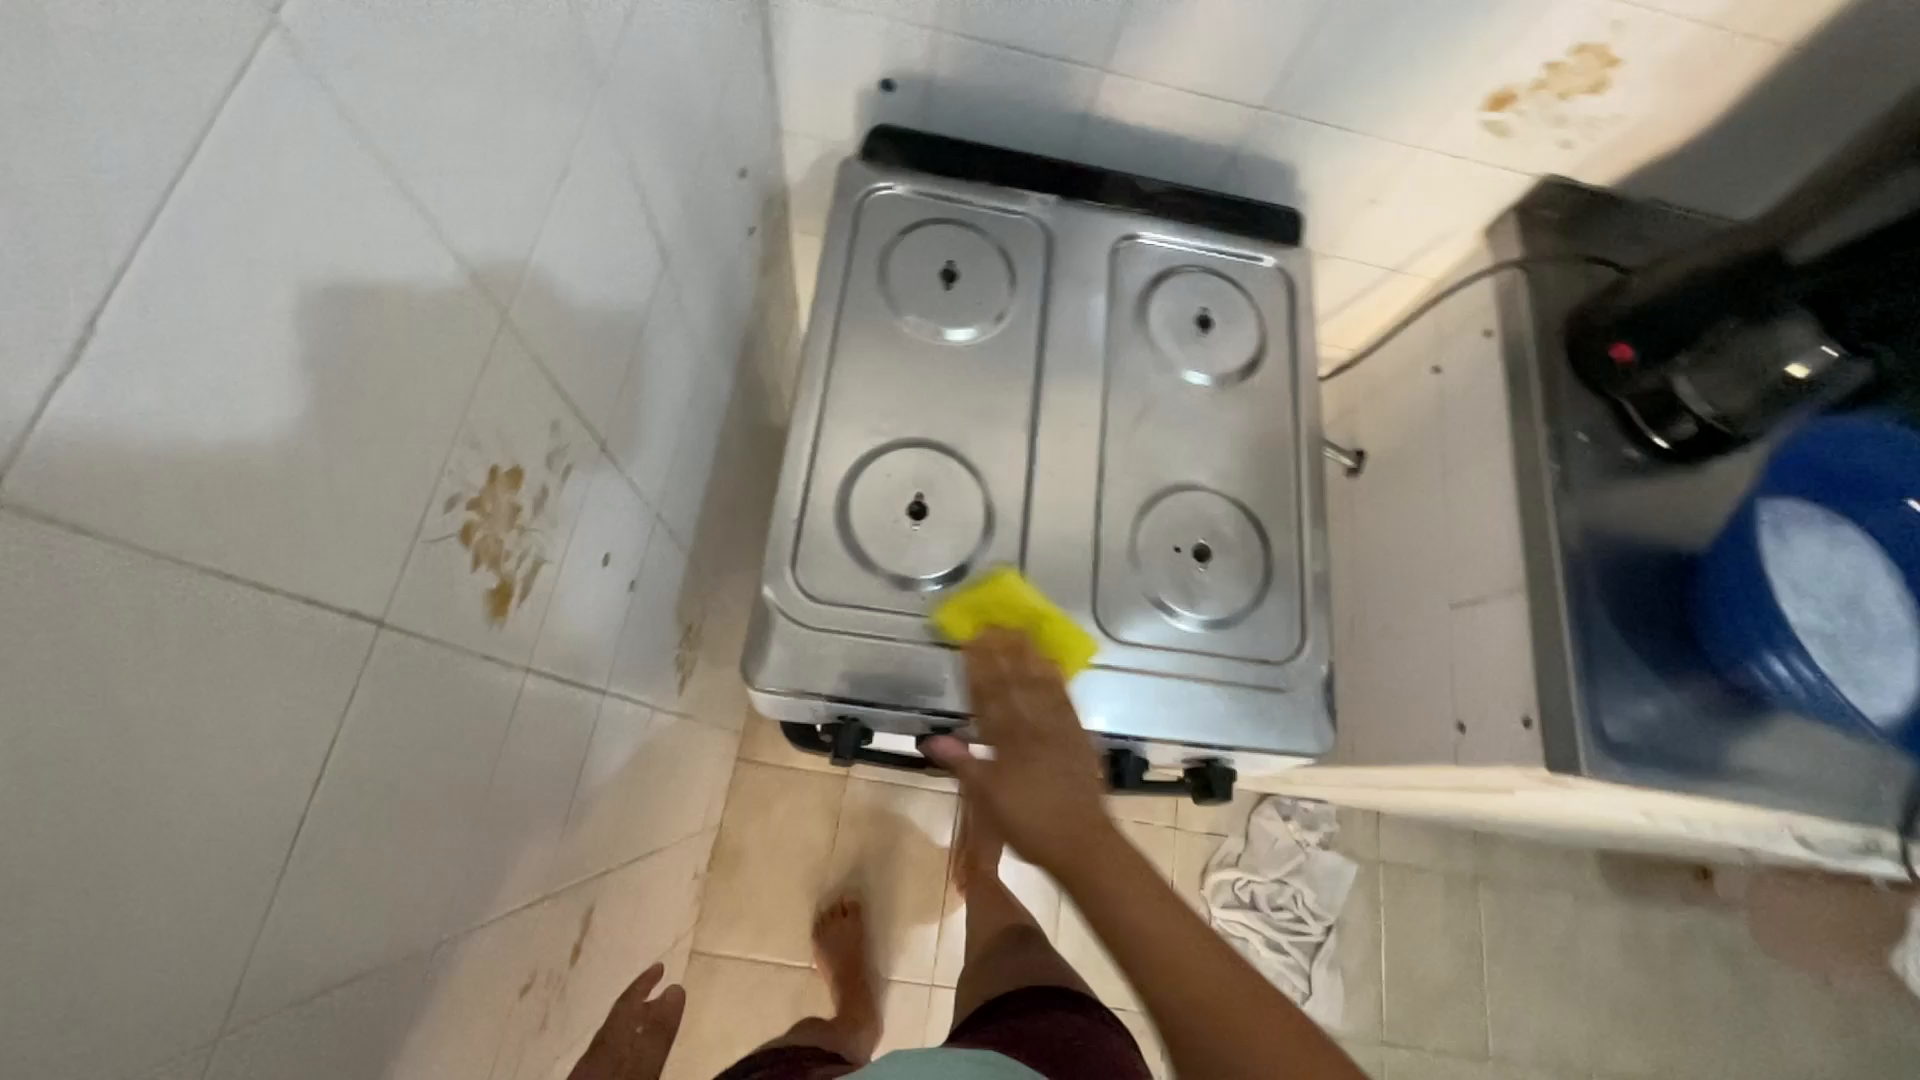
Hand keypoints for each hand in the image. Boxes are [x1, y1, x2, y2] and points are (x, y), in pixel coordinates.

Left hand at [566, 963, 684, 1079]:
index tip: (665, 970)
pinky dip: (617, 1050)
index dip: (646, 989)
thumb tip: (675, 989)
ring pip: (605, 1047)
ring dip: (628, 1028)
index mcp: (611, 1053)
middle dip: (637, 1004)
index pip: (628, 1013)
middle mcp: (593, 1064)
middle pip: (615, 1028)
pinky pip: (600, 1063)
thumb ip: (656, 1036)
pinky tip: (622, 1058)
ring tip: (647, 1018)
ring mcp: (584, 1079)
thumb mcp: (639, 1071)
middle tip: (659, 982)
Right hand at [922, 628, 1115, 874]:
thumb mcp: (987, 798)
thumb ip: (962, 763)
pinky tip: (1051, 663)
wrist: (1080, 842)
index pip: (988, 697)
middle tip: (993, 624)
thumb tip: (930, 737)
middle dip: (1001, 653)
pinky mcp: (1079, 736)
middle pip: (1014, 683)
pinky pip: (1065, 700)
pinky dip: (1056, 679)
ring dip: (1028, 657)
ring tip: (1019, 632)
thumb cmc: (1027, 824)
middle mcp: (1033, 727)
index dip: (978, 668)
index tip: (970, 642)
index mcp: (1007, 741)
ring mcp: (1059, 729)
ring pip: (1040, 685)